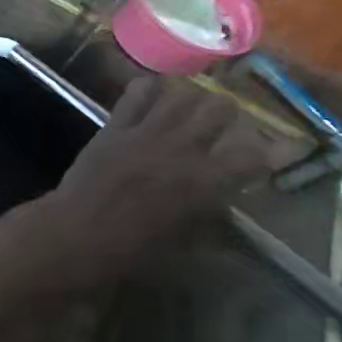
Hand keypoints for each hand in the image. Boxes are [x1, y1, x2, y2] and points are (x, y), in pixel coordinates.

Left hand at [0, 77, 272, 295]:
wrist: (75, 234)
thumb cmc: (130, 252)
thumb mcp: (183, 248)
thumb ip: (211, 228)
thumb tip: (229, 217)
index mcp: (204, 183)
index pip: (254, 154)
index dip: (265, 154)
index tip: (259, 161)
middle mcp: (181, 149)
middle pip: (222, 108)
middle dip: (229, 117)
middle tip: (221, 130)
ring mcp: (145, 132)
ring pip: (184, 92)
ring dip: (192, 99)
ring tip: (189, 112)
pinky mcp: (115, 125)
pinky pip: (138, 90)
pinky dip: (150, 89)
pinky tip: (153, 99)